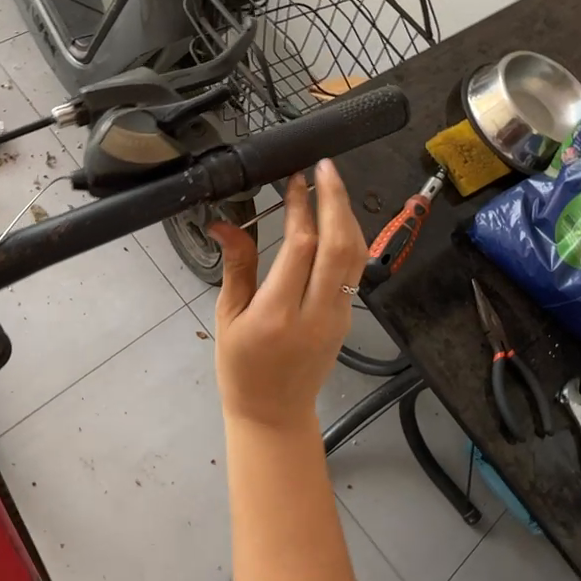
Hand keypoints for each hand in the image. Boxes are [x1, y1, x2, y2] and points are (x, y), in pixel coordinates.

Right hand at [208, 159, 367, 427]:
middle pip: (338, 243)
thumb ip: (236, 266)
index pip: (300, 246)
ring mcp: (338, 316)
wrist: (275, 413)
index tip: (294, 178)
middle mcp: (315, 312)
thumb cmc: (241, 368)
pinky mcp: (348, 318)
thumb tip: (226, 222)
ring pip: (355, 254)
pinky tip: (338, 219)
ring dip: (348, 214)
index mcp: (277, 313)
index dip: (301, 206)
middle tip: (325, 167)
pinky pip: (354, 270)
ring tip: (333, 184)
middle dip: (335, 198)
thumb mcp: (228, 317)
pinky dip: (350, 238)